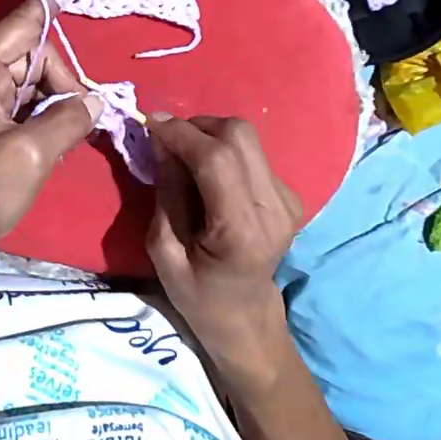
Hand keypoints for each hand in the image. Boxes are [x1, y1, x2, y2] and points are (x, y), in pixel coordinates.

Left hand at [0, 0, 104, 268]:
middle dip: (62, 82)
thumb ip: (67, 118)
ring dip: (56, 102)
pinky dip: (46, 112)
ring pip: (35, 77)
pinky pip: (26, 97)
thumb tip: (93, 101)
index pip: (23, 22)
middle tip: (79, 122)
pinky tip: (52, 138)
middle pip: (35, 53)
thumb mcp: (30, 157)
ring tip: (58, 142)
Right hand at [146, 115, 303, 391]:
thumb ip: (167, 192)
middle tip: (167, 140)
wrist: (245, 317)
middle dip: (197, 126)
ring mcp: (288, 199)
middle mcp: (274, 208)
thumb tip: (163, 142)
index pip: (216, 159)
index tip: (150, 122)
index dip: (181, 133)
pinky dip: (223, 150)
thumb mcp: (163, 250)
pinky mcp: (289, 194)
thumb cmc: (196, 294)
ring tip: (184, 154)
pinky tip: (207, 173)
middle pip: (239, 135)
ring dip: (209, 135)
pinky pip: (252, 153)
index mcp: (241, 230)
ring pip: (248, 138)